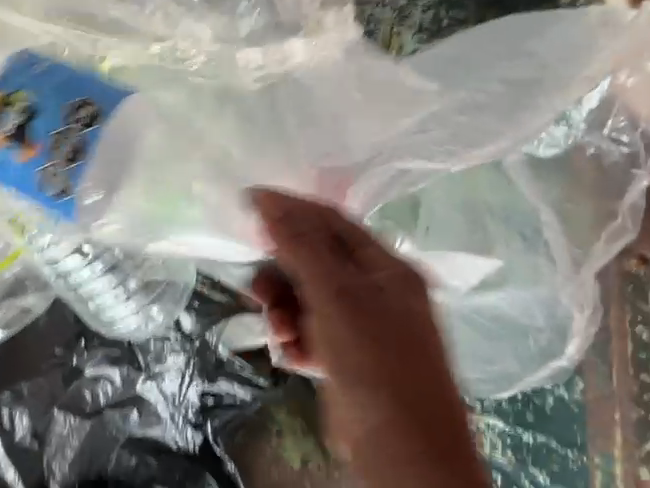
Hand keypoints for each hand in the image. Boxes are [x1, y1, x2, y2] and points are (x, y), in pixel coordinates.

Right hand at [248, 188, 488, 487]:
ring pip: (304, 296)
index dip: (287, 209)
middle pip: (311, 260)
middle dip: (279, 272)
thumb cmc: (375, 363)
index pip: (330, 220)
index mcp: (387, 269)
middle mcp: (377, 291)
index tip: (244, 206)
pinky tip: (291, 355)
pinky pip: (308, 329)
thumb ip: (298, 244)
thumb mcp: (334, 295)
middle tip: (256, 288)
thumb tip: (264, 196)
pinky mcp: (348, 357)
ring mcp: (364, 326)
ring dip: (282, 308)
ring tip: (278, 331)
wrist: (405, 453)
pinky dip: (294, 337)